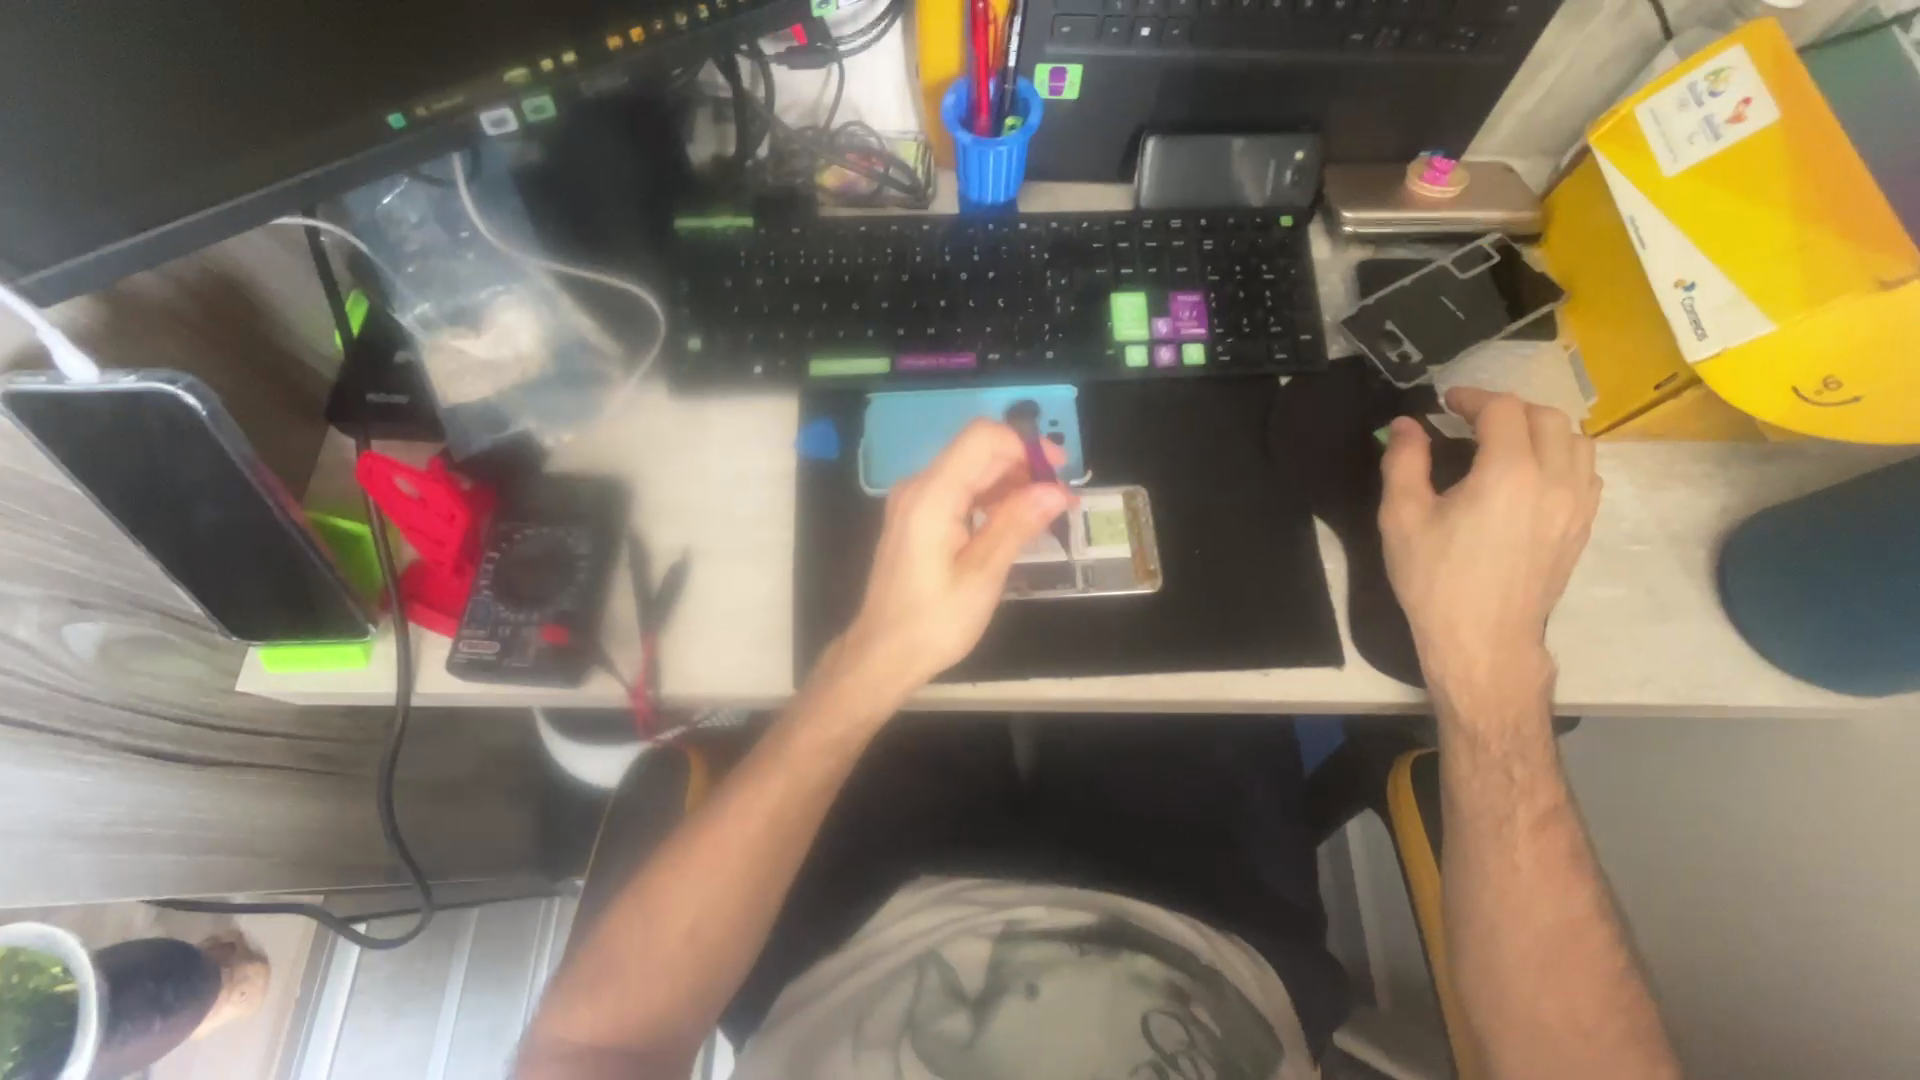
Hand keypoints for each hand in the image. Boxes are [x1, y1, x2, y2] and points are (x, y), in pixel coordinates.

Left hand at [826, 420, 1070, 706]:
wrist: (882, 654)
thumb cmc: (933, 622)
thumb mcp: (982, 576)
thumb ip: (1017, 525)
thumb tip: (1056, 490)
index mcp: (932, 496)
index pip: (982, 438)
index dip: (1026, 446)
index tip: (1059, 474)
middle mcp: (919, 487)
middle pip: (978, 451)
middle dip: (1024, 466)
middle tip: (1061, 500)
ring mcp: (914, 501)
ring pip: (971, 470)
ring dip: (1010, 483)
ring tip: (1045, 513)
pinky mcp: (917, 517)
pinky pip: (959, 491)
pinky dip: (990, 498)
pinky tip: (1015, 522)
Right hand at [1378, 389, 1600, 707]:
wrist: (1482, 638)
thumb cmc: (1434, 578)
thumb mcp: (1402, 517)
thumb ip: (1404, 461)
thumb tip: (1406, 425)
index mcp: (1508, 473)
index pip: (1503, 409)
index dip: (1472, 397)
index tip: (1445, 403)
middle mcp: (1554, 479)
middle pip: (1546, 417)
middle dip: (1507, 409)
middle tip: (1470, 420)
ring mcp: (1577, 504)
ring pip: (1577, 441)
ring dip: (1540, 429)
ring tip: (1504, 442)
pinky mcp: (1581, 525)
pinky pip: (1585, 472)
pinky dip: (1561, 457)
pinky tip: (1530, 474)